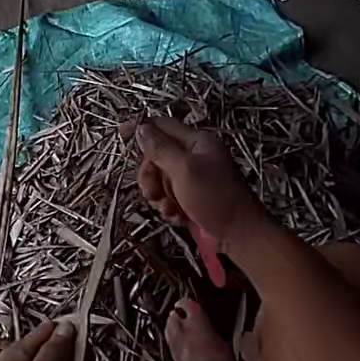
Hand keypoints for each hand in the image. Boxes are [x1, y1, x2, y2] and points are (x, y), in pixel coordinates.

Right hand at [131, 117, 264, 254]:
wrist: (238, 235)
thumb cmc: (216, 199)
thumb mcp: (185, 170)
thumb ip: (160, 148)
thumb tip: (141, 128)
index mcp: (196, 142)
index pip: (161, 125)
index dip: (141, 129)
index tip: (121, 135)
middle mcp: (192, 156)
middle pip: (155, 156)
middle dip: (150, 175)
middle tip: (155, 192)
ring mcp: (191, 177)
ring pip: (158, 179)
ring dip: (159, 195)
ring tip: (171, 208)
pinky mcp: (189, 197)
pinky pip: (167, 196)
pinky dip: (168, 207)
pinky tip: (178, 216)